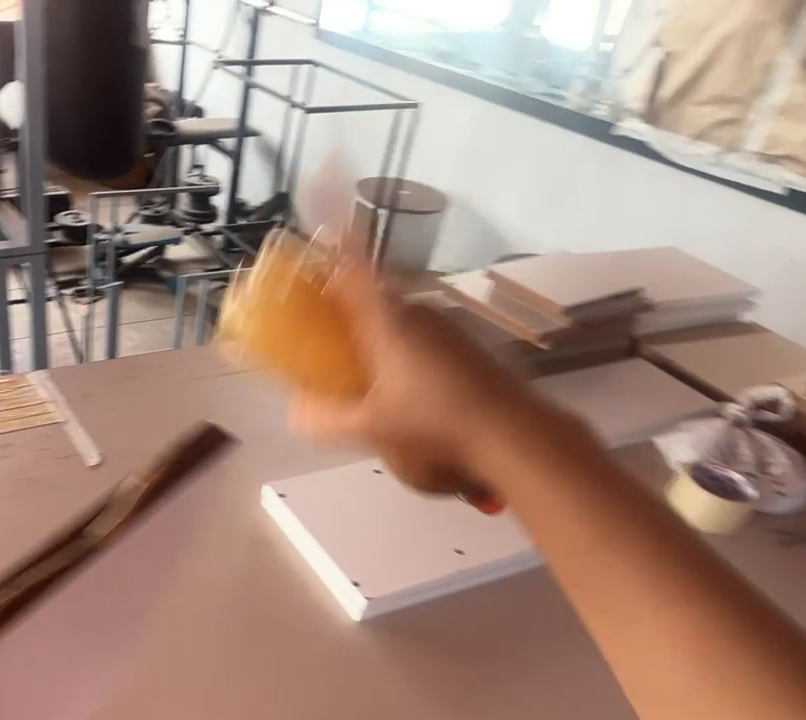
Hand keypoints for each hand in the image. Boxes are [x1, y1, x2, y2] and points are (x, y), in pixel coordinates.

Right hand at [289, 257, 513, 502]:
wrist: (510, 433)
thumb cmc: (433, 422)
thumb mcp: (370, 428)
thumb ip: (327, 418)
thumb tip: (294, 410)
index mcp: (387, 322)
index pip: (355, 268)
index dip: (338, 238)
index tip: (323, 200)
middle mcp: (417, 313)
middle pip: (374, 295)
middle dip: (347, 306)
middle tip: (324, 330)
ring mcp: (446, 327)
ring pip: (399, 319)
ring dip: (376, 334)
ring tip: (360, 369)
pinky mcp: (465, 346)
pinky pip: (420, 337)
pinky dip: (402, 350)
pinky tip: (402, 387)